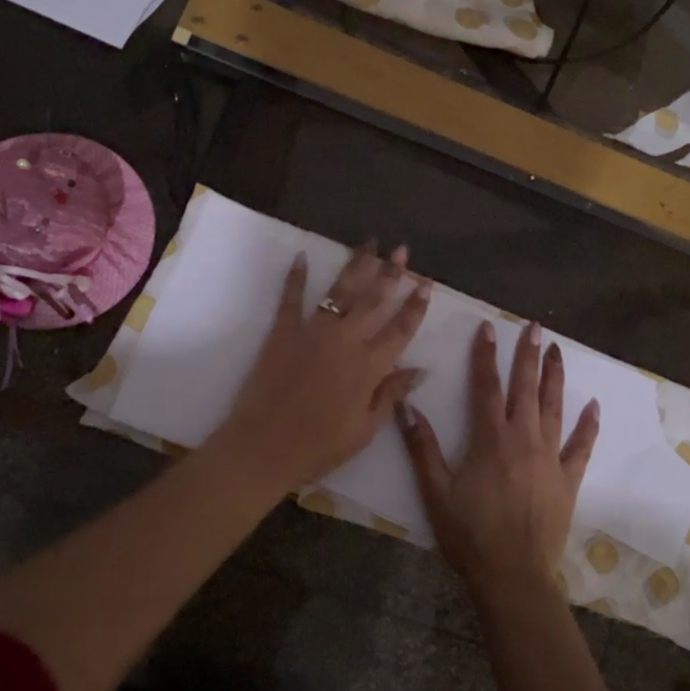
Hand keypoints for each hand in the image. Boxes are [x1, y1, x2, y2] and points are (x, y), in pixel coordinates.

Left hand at [212, 243, 430, 490]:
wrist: (264, 446)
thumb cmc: (319, 447)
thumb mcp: (365, 430)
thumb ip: (391, 396)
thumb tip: (419, 370)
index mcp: (369, 366)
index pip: (400, 329)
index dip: (415, 306)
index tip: (426, 283)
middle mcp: (345, 340)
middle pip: (374, 300)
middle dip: (391, 273)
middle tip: (402, 250)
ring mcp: (312, 331)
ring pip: (341, 290)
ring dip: (358, 265)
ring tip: (370, 243)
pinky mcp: (282, 332)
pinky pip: (291, 298)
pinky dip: (295, 276)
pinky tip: (301, 255)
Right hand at [399, 321, 599, 597]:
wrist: (512, 575)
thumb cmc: (469, 535)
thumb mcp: (435, 492)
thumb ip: (422, 448)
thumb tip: (407, 405)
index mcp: (490, 440)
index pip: (486, 387)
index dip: (486, 356)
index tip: (489, 328)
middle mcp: (523, 439)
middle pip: (525, 388)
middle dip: (528, 355)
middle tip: (534, 327)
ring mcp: (550, 458)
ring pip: (554, 407)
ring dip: (555, 377)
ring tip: (557, 350)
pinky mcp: (568, 480)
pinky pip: (581, 446)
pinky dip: (588, 424)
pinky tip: (593, 405)